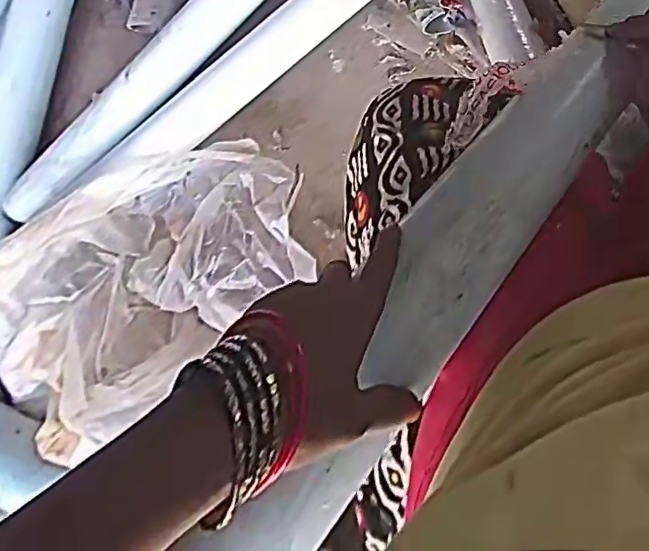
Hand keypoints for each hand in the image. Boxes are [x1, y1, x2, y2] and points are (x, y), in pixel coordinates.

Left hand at [242, 226, 421, 468]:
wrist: (235, 406)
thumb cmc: (307, 407)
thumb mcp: (351, 419)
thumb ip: (384, 406)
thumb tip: (413, 404)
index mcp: (356, 311)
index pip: (379, 270)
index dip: (388, 249)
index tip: (392, 230)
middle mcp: (325, 294)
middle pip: (340, 274)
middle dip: (345, 284)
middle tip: (346, 313)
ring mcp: (289, 297)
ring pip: (309, 291)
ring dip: (312, 307)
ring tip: (308, 344)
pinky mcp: (258, 309)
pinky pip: (281, 307)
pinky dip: (285, 320)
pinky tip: (280, 350)